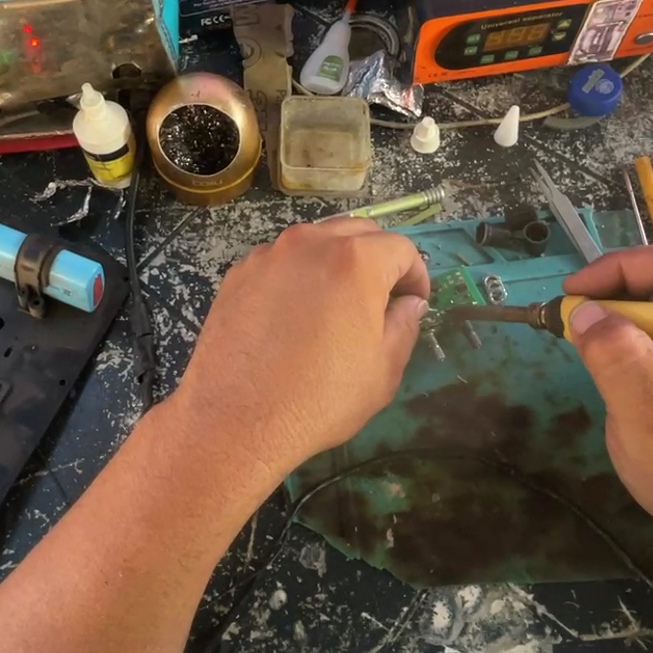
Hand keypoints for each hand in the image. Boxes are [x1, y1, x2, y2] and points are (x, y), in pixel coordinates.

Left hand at [171, 220, 429, 484]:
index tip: (414, 302)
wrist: (236, 419)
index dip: (415, 274)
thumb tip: (409, 303)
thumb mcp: (383, 369)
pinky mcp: (239, 273)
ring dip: (336, 261)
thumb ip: (404, 325)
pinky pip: (280, 261)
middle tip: (381, 299)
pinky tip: (292, 314)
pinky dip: (298, 274)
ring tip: (336, 303)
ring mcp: (269, 254)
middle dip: (378, 259)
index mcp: (355, 260)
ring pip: (315, 241)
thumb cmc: (320, 397)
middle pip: (357, 232)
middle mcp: (310, 242)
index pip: (400, 248)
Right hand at [565, 244, 652, 587]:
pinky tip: (615, 364)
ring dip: (623, 318)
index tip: (575, 295)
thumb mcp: (652, 426)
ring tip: (590, 346)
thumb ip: (619, 362)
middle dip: (618, 293)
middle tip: (576, 321)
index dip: (621, 270)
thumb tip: (583, 311)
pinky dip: (633, 338)